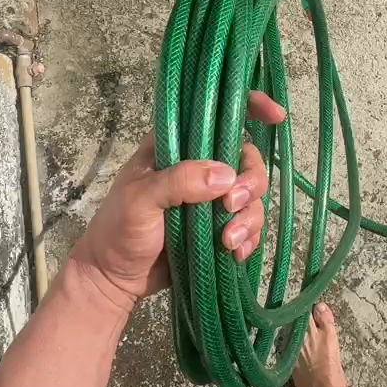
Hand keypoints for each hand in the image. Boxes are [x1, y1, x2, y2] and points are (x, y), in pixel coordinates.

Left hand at [65, 91, 285, 311]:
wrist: (112, 280)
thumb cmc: (118, 230)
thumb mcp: (141, 200)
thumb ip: (180, 182)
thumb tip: (227, 175)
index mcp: (178, 145)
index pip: (217, 113)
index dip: (250, 106)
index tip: (275, 116)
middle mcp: (200, 166)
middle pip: (247, 158)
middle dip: (251, 181)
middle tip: (233, 205)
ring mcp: (211, 197)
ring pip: (252, 194)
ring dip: (249, 216)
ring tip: (229, 240)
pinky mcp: (219, 227)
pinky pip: (249, 224)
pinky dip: (249, 237)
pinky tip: (235, 252)